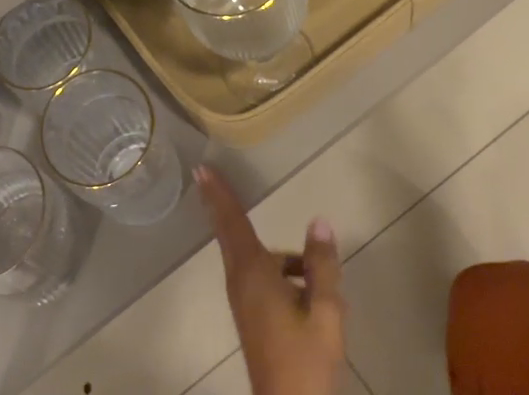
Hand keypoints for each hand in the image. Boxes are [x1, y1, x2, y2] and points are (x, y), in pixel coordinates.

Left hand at [197, 166, 345, 394]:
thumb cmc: (306, 360)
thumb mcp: (326, 312)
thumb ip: (322, 266)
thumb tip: (320, 222)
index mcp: (255, 273)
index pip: (233, 222)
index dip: (219, 194)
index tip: (201, 169)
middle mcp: (241, 280)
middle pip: (230, 232)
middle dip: (221, 203)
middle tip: (207, 175)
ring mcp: (242, 299)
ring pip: (249, 257)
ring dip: (268, 246)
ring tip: (315, 269)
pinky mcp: (250, 315)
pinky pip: (257, 275)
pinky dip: (277, 270)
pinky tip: (311, 291)